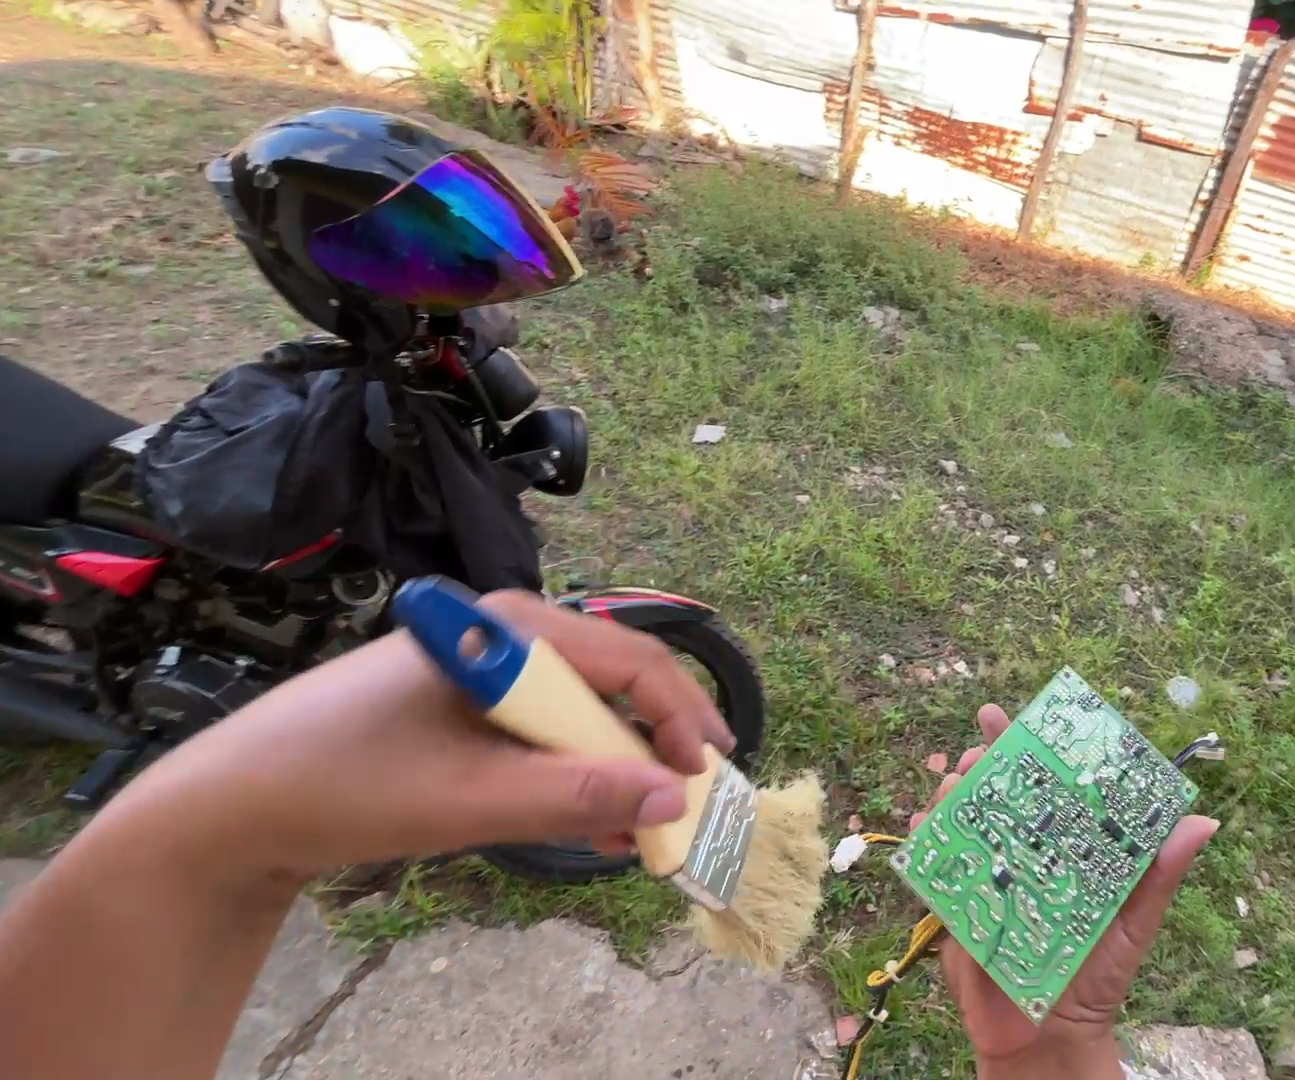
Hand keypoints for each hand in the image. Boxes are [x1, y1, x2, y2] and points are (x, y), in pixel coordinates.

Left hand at [90, 590, 734, 888]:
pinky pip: (554, 724)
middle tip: (692, 787)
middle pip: (619, 678)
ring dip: (620, 761)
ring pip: (592, 705)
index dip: (680, 715)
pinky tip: (592, 811)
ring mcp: (499, 661)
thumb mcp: (468, 799)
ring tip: (643, 815)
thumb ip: (577, 797)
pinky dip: (580, 766)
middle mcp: (517, 633)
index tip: (702, 773)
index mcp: (516, 631)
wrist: (224, 808)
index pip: (632, 662)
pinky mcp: (482, 694)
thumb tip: (673, 798)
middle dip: (659, 737)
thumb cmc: (344, 787)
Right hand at [913, 705, 1218, 1078]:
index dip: (1024, 746)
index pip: (1042, 784)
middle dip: (982, 761)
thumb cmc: (1097, 976)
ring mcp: (984, 871)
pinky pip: (934, 865)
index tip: (1008, 715)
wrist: (1052, 1037)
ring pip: (960, 817)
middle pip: (995, 791)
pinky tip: (925, 826)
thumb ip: (1159, 873)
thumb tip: (1202, 822)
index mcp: (1058, 843)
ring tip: (957, 785)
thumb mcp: (1133, 921)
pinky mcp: (955, 903)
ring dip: (952, 792)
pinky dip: (926, 841)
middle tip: (980, 751)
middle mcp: (1018, 847)